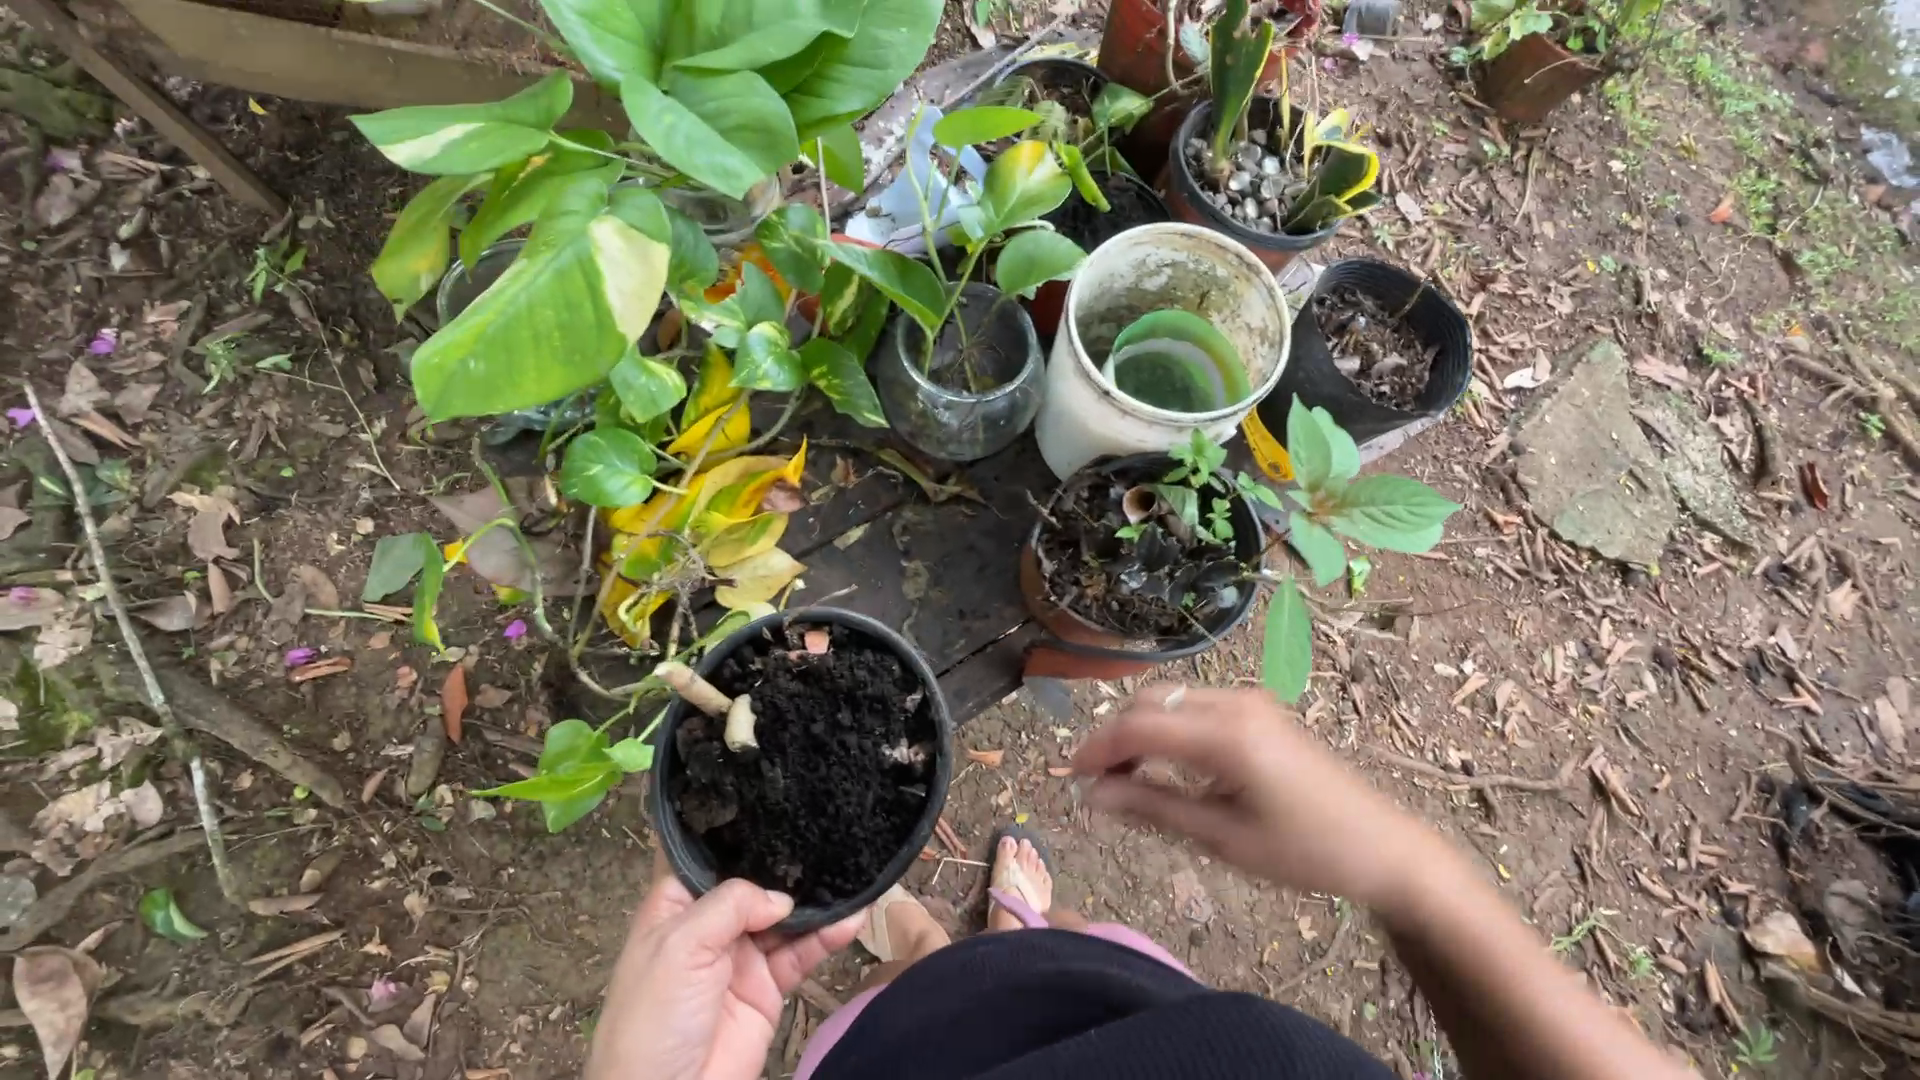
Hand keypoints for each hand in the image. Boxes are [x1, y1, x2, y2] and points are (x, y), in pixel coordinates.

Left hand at [585, 855, 863, 1079]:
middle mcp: (710, 925)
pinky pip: (803, 952)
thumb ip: (730, 904)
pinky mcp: (768, 988)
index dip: (734, 831)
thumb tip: (781, 899)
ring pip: (785, 916)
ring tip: (850, 872)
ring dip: (816, 899)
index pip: (704, 855)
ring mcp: (742, 956)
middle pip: (754, 882)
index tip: (772, 800)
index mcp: (674, 906)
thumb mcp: (679, 948)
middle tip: (823, 829)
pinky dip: (830, 935)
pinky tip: (854, 917)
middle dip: (785, 862)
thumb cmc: (654, 1020)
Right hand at [1072, 686, 1440, 913]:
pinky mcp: (1256, 709)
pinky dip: (1166, 727)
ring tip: (1124, 777)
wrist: (1385, 847)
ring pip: (1168, 698)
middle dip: (1114, 736)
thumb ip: (1152, 808)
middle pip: (1148, 702)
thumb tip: (1092, 796)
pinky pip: (1192, 705)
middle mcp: (1234, 702)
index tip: (1072, 777)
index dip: (1098, 749)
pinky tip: (1162, 763)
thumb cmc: (1306, 853)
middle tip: (1096, 782)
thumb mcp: (1223, 839)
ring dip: (1138, 730)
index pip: (1138, 726)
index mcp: (1226, 734)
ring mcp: (1248, 700)